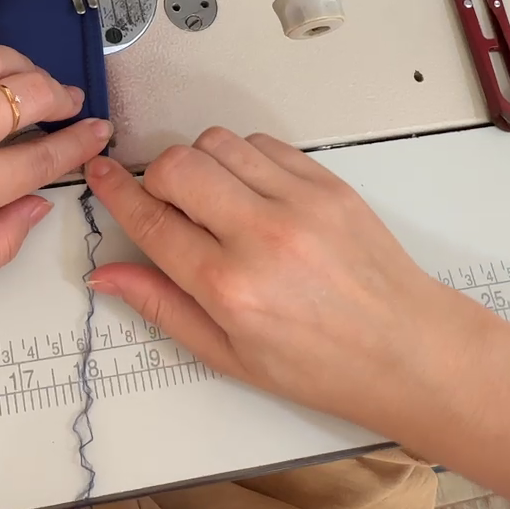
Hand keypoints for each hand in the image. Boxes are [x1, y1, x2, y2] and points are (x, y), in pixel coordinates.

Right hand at [84, 128, 489, 434]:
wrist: (411, 351)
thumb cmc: (319, 365)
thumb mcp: (227, 354)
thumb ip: (161, 306)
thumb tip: (106, 275)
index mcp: (230, 287)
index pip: (150, 220)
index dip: (115, 191)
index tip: (98, 173)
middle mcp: (261, 235)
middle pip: (177, 167)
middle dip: (156, 177)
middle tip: (168, 203)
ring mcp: (299, 201)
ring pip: (216, 143)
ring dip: (199, 163)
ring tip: (214, 198)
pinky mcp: (327, 181)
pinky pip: (261, 142)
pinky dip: (241, 158)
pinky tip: (252, 192)